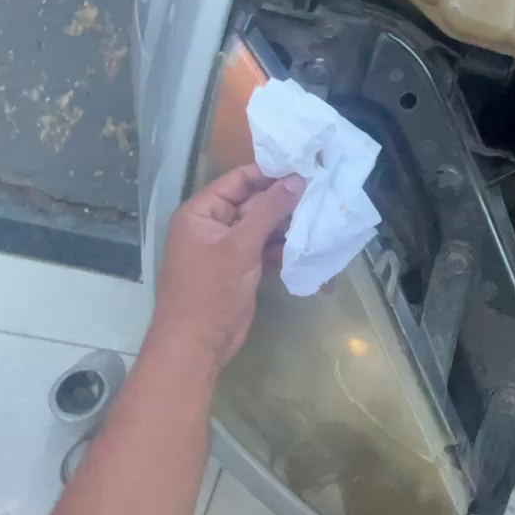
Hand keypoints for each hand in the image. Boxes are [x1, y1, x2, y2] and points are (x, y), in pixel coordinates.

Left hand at [151, 163, 304, 369]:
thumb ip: (269, 210)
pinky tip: (305, 242)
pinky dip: (283, 244)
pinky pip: (266, 245)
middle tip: (318, 192)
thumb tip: (297, 179)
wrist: (196, 346)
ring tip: (316, 215)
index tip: (304, 168)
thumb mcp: (240, 247)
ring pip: (263, 224)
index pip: (238, 180)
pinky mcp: (242, 266)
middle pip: (253, 201)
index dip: (269, 173)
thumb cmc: (209, 291)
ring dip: (286, 223)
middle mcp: (213, 226)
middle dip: (283, 200)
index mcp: (200, 214)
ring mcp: (228, 247)